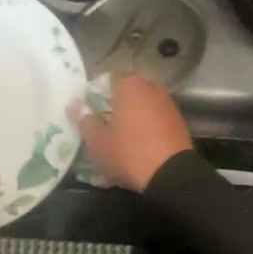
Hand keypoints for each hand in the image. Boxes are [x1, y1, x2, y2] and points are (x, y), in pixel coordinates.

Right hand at [79, 73, 193, 191]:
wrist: (172, 174)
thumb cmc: (128, 152)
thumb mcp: (98, 141)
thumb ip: (84, 120)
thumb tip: (75, 104)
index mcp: (129, 85)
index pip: (107, 79)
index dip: (95, 95)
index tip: (87, 113)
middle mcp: (150, 87)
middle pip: (125, 95)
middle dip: (112, 111)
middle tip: (100, 131)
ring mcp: (167, 104)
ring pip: (139, 111)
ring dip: (128, 125)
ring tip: (116, 148)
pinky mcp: (177, 121)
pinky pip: (153, 123)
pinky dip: (143, 134)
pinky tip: (134, 155)